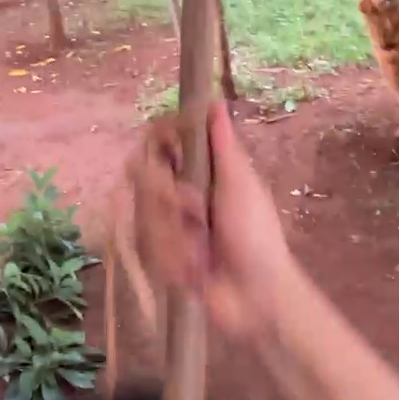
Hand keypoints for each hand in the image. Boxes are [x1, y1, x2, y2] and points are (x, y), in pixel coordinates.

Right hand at [130, 102, 296, 339]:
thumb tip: (215, 100)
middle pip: (142, 175)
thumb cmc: (255, 235)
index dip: (156, 143)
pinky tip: (191, 270)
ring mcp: (167, 225)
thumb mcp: (241, 184)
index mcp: (199, 171)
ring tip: (200, 250)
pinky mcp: (159, 255)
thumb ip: (222, 144)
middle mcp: (177, 193)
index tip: (162, 148)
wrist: (256, 298)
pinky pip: (144, 246)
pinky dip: (170, 258)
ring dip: (173, 234)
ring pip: (142, 213)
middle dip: (166, 198)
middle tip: (195, 212)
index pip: (159, 142)